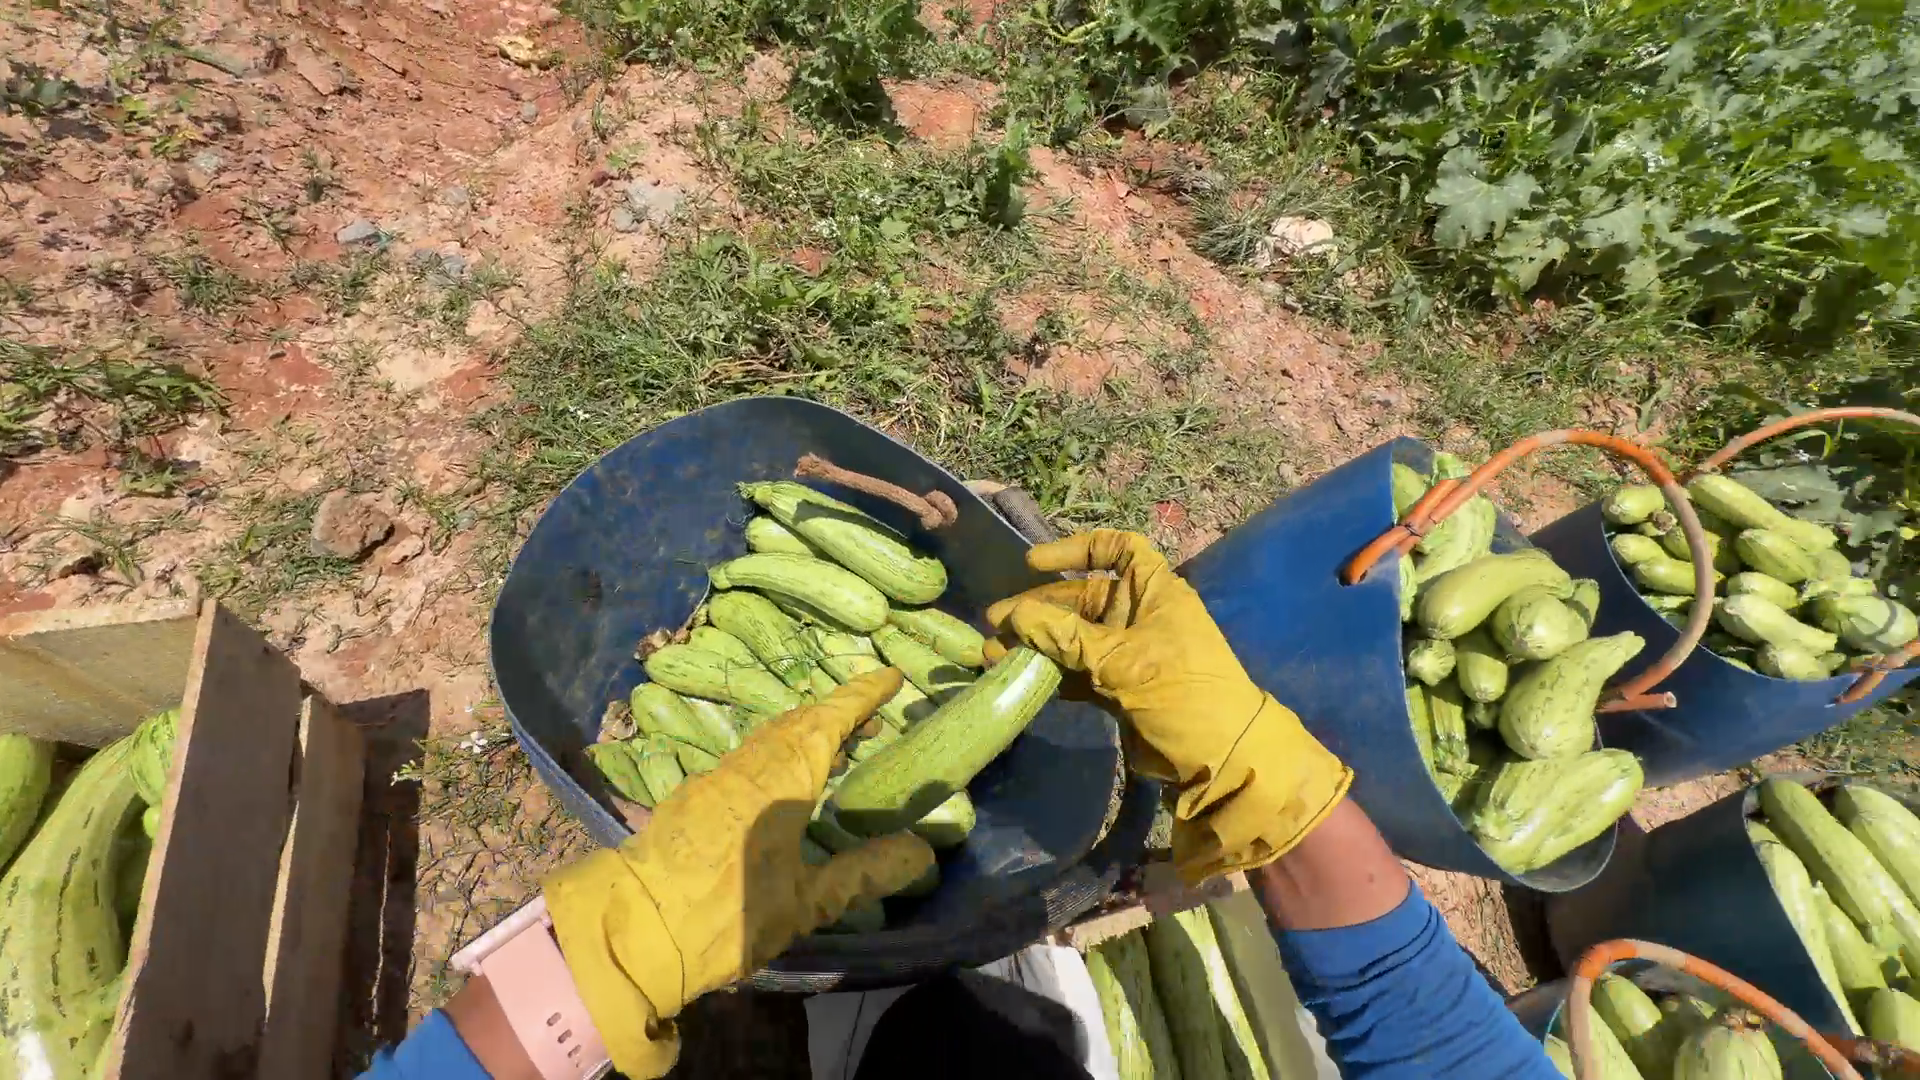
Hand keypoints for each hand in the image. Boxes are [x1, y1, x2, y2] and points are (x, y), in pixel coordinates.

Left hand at [544, 671, 935, 1079]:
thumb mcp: (805, 903)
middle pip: (802, 720)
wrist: (629, 932)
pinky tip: (787, 777)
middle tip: (875, 721)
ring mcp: (719, 776)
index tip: (891, 677)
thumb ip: (864, 873)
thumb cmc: (725, 916)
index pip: (830, 720)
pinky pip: (753, 752)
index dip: (863, 695)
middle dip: (841, 711)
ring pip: (774, 734)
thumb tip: (922, 852)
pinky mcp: (696, 794)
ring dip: (811, 729)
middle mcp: (751, 764)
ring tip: (839, 746)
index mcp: (782, 779)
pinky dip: (783, 748)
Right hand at [986, 530, 1351, 881]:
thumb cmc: (1181, 691)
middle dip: (1037, 609)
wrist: (1219, 760)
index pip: (1116, 549)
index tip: (1033, 563)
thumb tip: (1013, 615)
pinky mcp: (1116, 686)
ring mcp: (1125, 651)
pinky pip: (1075, 670)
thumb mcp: (1123, 659)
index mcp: (1152, 590)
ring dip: (1036, 644)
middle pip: (1079, 598)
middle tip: (995, 624)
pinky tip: (1021, 679)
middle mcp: (1136, 613)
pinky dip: (1050, 674)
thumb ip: (1064, 636)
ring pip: (1071, 637)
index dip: (1075, 549)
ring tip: (995, 655)